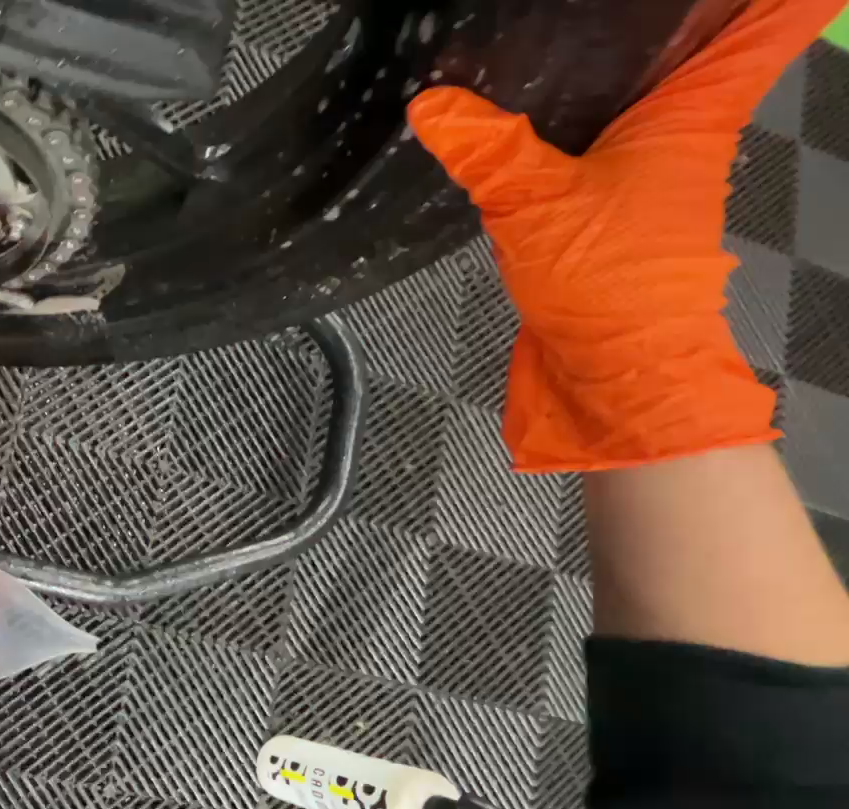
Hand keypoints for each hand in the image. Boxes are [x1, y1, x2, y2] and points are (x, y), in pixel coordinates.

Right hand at [405, 0, 838, 472]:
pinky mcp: (608, 210)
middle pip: (716, 43)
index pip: (781, 12)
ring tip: (557, 43)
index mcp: (699, 106)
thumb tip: (429, 104)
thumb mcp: (535, 204)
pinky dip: (579, 126)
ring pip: (655, 94)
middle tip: (595, 9)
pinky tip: (526, 125)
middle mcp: (688, 131)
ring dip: (624, 69)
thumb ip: (484, 151)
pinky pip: (603, 145)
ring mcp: (650, 174)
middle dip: (679, 18)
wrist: (609, 371)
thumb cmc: (607, 279)